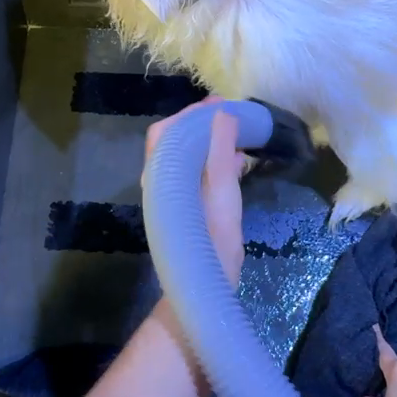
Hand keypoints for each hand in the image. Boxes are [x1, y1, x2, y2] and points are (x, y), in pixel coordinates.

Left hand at [144, 97, 246, 284]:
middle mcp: (161, 182)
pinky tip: (234, 160)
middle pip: (173, 140)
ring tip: (236, 131)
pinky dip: (211, 157)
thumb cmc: (214, 244)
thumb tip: (222, 113)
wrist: (204, 291)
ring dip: (206, 139)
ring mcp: (171, 195)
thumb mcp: (222, 196)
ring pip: (183, 155)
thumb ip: (220, 155)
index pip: (165, 131)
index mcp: (164, 176)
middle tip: (231, 114)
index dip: (191, 113)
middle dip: (200, 123)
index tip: (222, 105)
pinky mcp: (184, 206)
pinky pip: (193, 170)